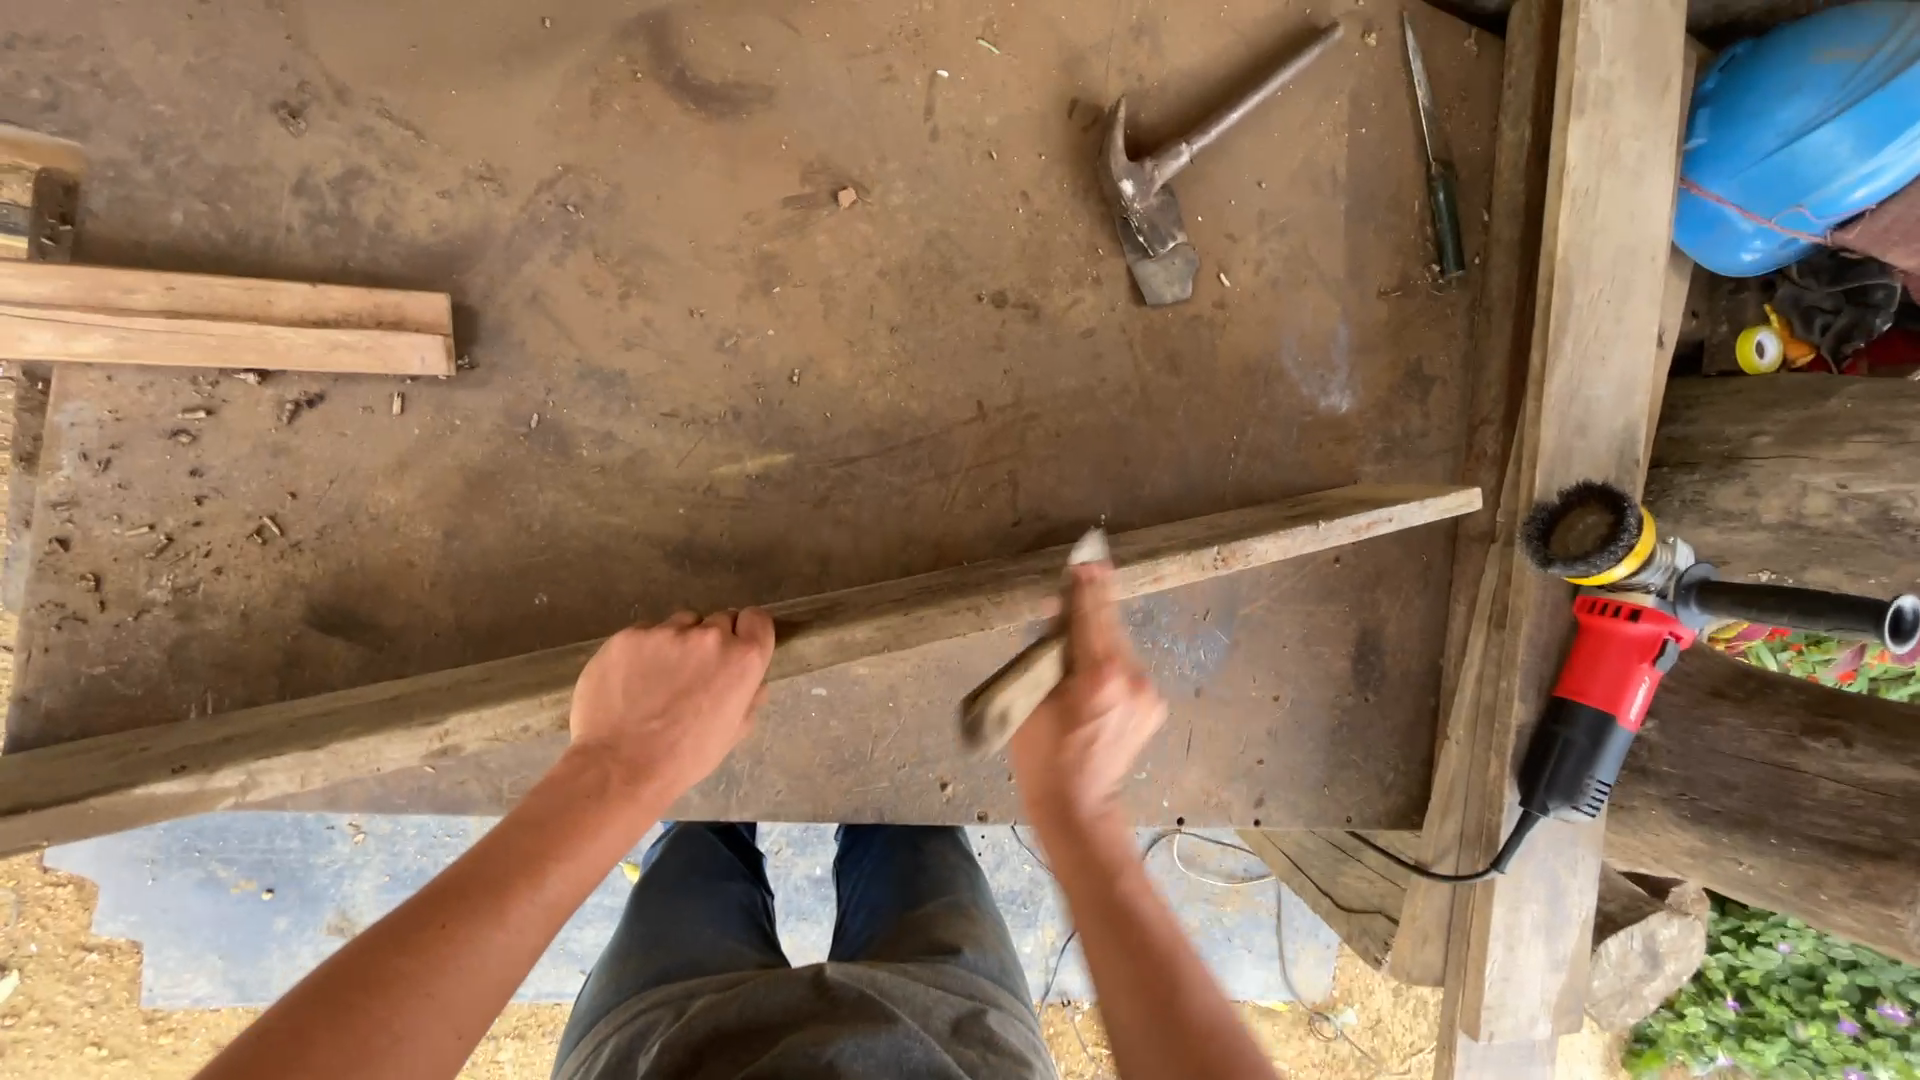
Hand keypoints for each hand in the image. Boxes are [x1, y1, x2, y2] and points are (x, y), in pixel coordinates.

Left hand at [567, 609, 775, 800]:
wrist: (620, 766)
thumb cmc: (685, 757)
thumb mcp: (734, 732)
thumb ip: (750, 697)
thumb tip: (753, 681)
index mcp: (743, 659)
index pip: (758, 619)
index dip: (747, 632)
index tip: (736, 647)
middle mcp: (710, 636)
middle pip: (719, 620)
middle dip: (712, 641)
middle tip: (694, 672)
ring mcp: (667, 632)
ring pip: (681, 624)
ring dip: (678, 642)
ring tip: (659, 675)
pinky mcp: (629, 636)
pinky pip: (644, 633)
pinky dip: (643, 650)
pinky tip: (631, 678)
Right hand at [1009, 562, 1166, 827]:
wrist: (1079, 805)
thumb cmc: (1042, 757)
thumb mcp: (1031, 699)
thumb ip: (1047, 655)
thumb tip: (1055, 621)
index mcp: (1099, 675)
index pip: (1091, 616)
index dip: (1087, 587)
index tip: (1087, 561)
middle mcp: (1132, 679)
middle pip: (1111, 626)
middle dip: (1094, 603)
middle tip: (1086, 572)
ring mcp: (1147, 694)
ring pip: (1121, 646)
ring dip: (1101, 632)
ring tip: (1081, 621)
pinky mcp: (1152, 707)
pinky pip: (1128, 668)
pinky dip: (1111, 658)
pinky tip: (1095, 661)